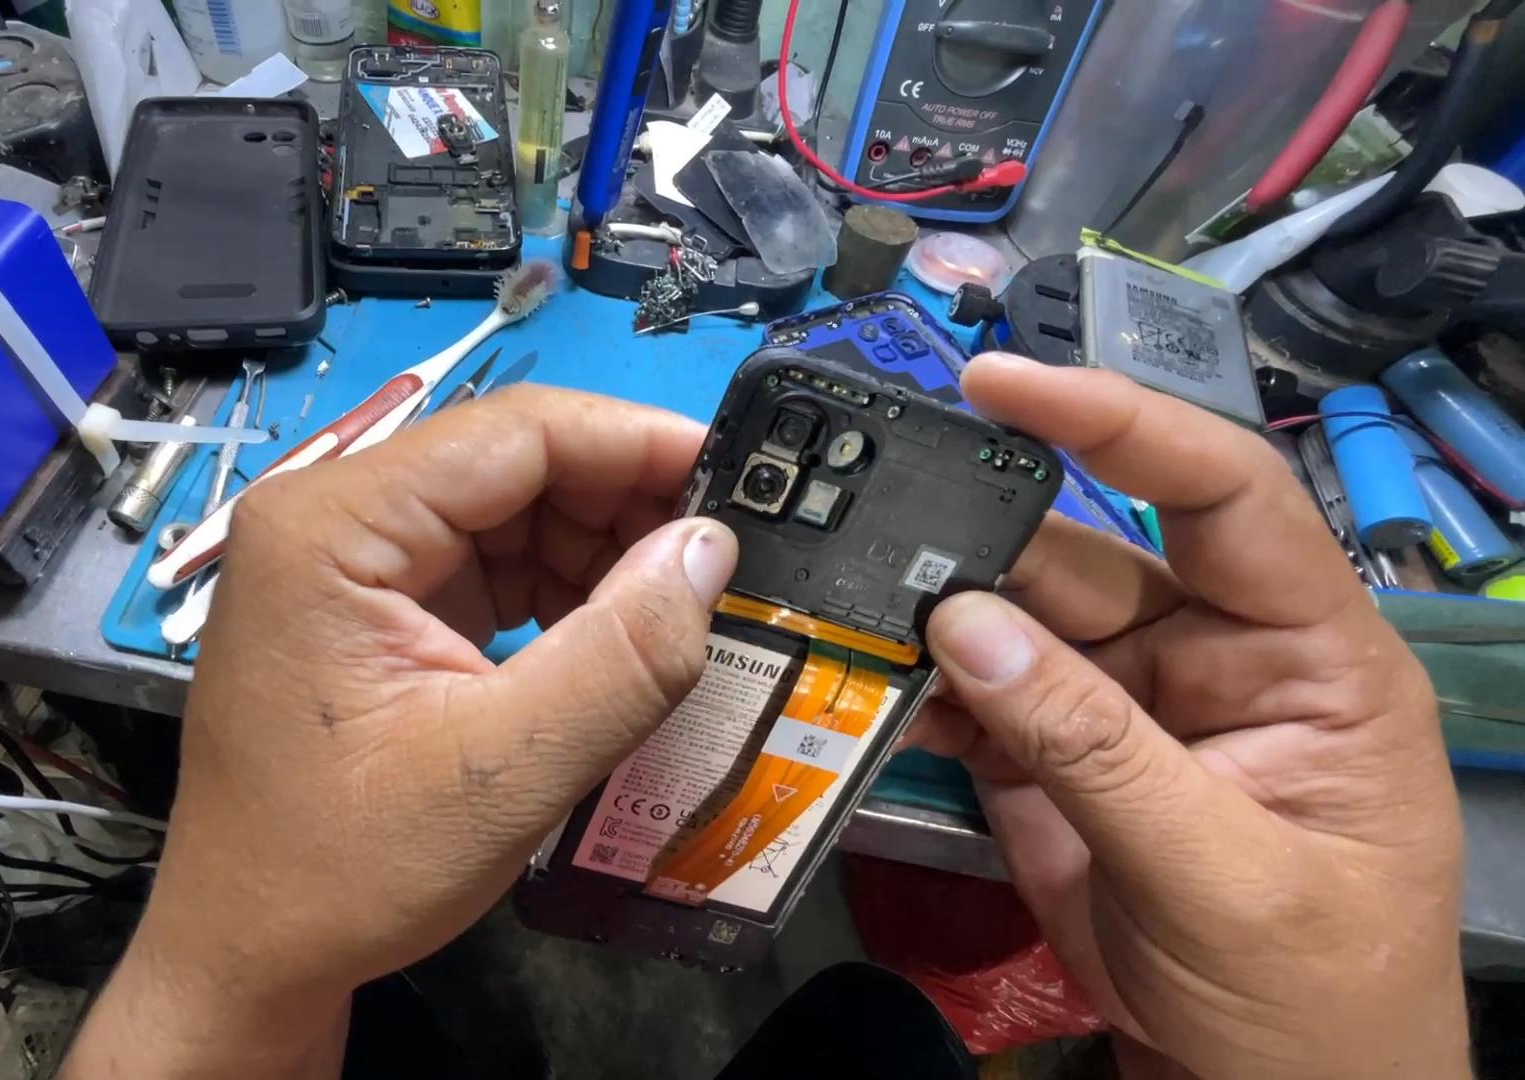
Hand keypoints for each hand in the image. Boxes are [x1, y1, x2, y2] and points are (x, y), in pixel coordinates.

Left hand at [64, 386, 737, 1078]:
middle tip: (713, 555)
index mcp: (333, 524)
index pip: (511, 434)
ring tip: (669, 604)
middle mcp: (336, 515)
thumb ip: (621, 657)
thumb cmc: (345, 871)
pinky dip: (563, 585)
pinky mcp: (384, 597)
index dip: (631, 442)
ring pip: (512, 508)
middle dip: (620, 501)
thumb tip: (710, 550)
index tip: (730, 473)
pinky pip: (494, 558)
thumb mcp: (502, 771)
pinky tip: (608, 630)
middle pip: (512, 464)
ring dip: (599, 547)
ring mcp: (359, 555)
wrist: (250, 952)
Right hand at [911, 355, 1467, 1078]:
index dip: (1113, 422)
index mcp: (1293, 645)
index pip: (1217, 491)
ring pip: (995, 615)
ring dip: (926, 615)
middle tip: (871, 530)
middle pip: (1066, 556)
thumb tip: (962, 625)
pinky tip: (870, 686)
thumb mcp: (1223, 870)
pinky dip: (912, 682)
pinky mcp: (1031, 732)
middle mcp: (1189, 642)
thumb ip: (1091, 743)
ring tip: (854, 610)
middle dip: (973, 546)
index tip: (999, 383)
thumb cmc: (1308, 990)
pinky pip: (960, 683)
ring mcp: (1098, 688)